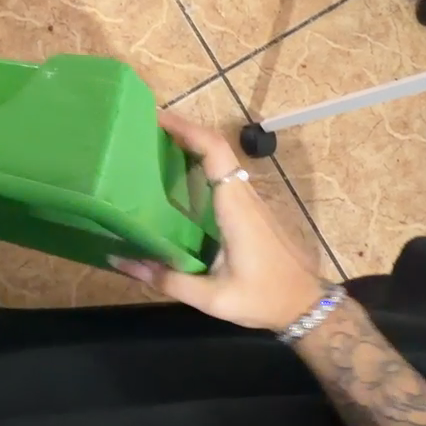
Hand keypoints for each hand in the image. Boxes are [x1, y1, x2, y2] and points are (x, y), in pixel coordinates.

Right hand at [111, 112, 328, 331]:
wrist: (306, 306)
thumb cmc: (262, 299)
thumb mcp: (211, 298)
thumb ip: (166, 279)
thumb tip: (120, 261)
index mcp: (235, 208)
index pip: (215, 152)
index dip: (187, 130)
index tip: (157, 119)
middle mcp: (244, 195)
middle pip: (216, 147)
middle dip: (183, 130)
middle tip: (146, 128)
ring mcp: (250, 200)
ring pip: (221, 158)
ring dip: (191, 144)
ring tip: (155, 145)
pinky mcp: (250, 208)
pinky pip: (224, 173)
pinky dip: (200, 162)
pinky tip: (177, 174)